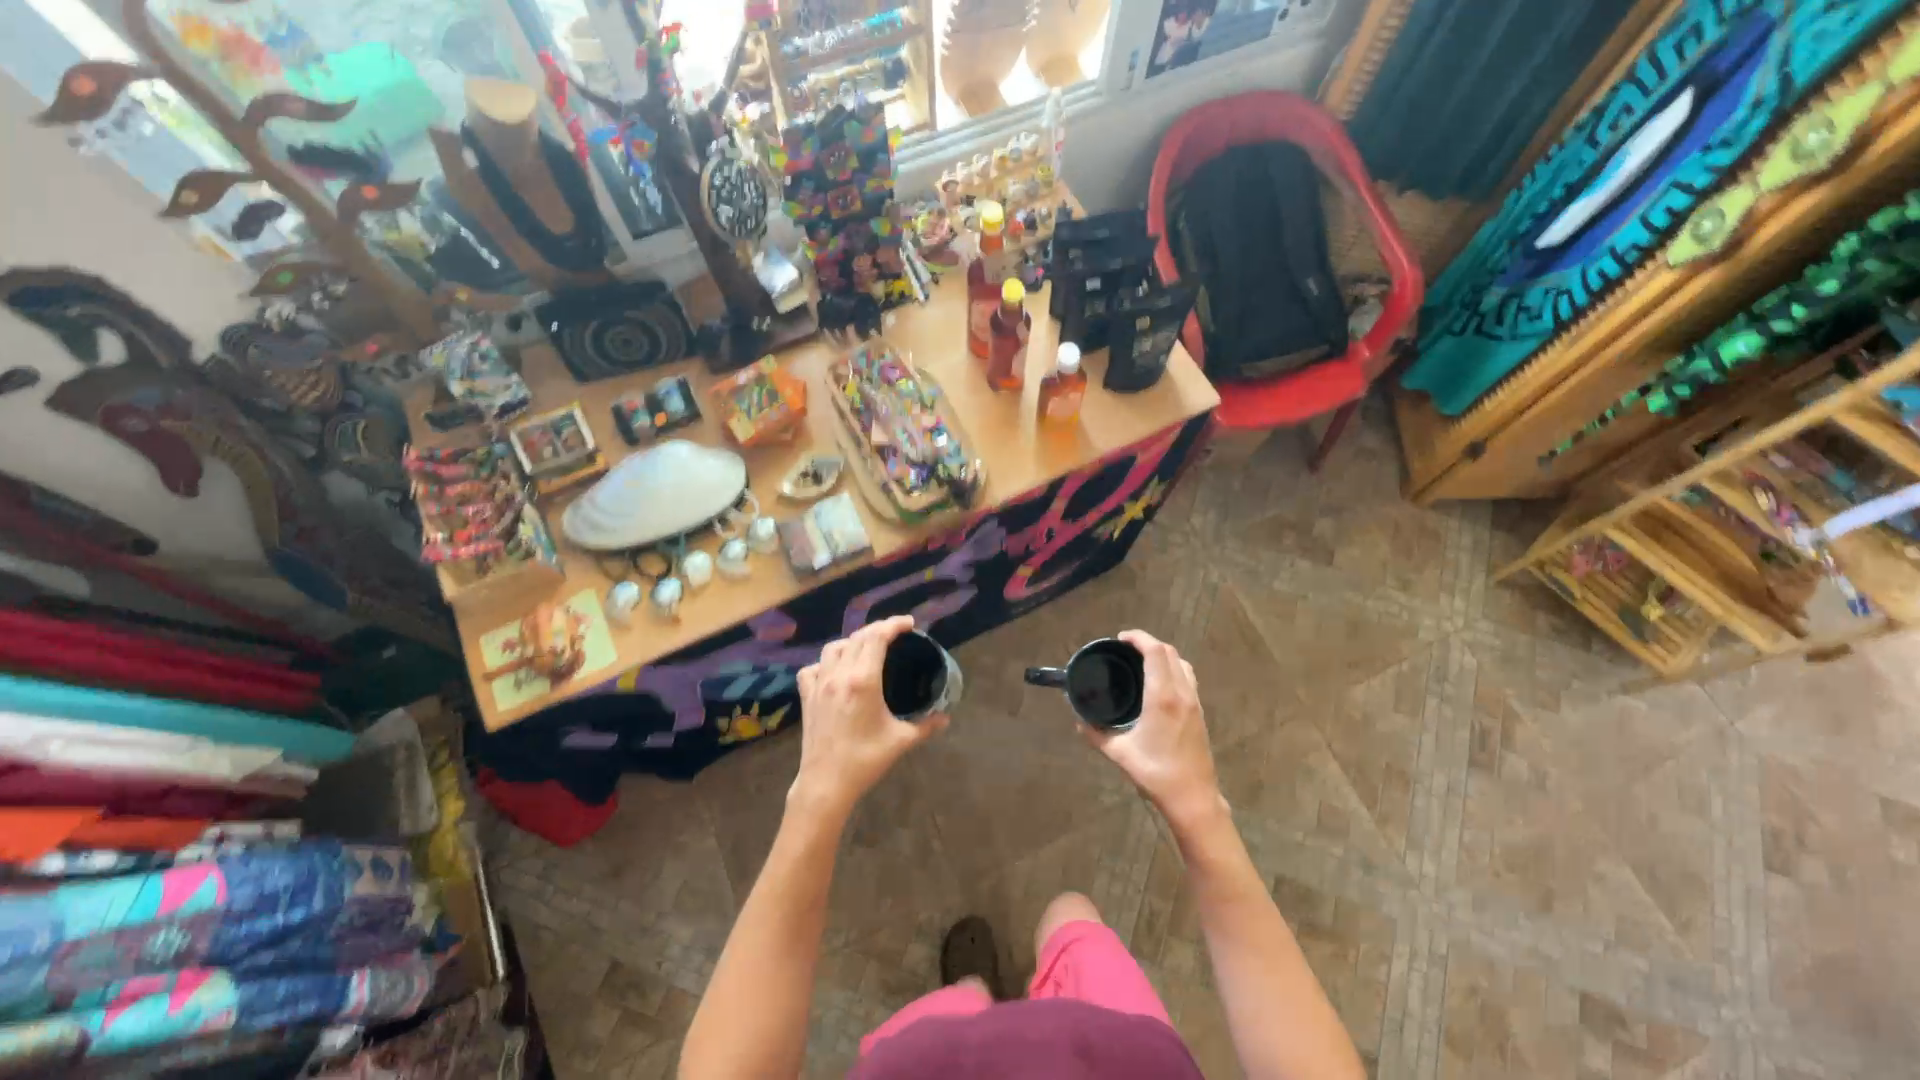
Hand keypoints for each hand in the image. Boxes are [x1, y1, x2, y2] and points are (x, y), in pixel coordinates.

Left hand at [792, 616, 948, 818]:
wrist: (826, 782)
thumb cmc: (866, 760)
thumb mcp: (901, 741)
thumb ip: (926, 726)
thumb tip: (945, 717)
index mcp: (863, 680)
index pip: (877, 637)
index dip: (894, 625)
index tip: (909, 624)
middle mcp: (839, 675)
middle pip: (857, 637)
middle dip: (877, 629)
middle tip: (895, 634)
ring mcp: (819, 684)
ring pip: (833, 648)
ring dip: (851, 642)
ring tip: (866, 648)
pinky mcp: (807, 697)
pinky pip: (812, 668)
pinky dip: (825, 663)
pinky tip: (834, 671)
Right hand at [1084, 630, 1222, 825]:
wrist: (1193, 797)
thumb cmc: (1156, 773)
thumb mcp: (1120, 754)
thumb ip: (1097, 734)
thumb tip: (1079, 721)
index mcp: (1162, 697)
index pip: (1155, 652)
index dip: (1139, 638)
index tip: (1121, 638)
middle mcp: (1182, 693)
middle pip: (1170, 652)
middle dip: (1149, 643)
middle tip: (1127, 649)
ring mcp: (1194, 702)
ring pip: (1182, 663)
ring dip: (1163, 655)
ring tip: (1143, 662)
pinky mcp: (1200, 712)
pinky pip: (1188, 678)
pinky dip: (1173, 668)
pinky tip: (1158, 683)